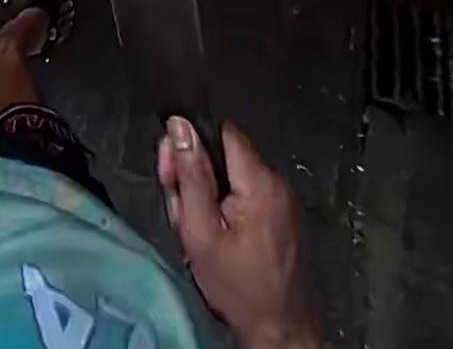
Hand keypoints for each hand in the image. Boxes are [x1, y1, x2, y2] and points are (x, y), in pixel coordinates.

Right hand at [158, 117, 319, 348]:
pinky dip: (217, 201)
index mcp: (260, 184)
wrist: (278, 334)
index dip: (189, 140)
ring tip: (193, 222)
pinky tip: (209, 227)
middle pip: (220, 151)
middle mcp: (276, 185)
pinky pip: (237, 189)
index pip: (220, 130)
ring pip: (225, 171)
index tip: (172, 165)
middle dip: (191, 169)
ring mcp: (280, 201)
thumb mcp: (199, 228)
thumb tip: (179, 125)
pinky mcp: (277, 214)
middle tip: (178, 202)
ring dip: (201, 188)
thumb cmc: (235, 285)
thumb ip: (188, 173)